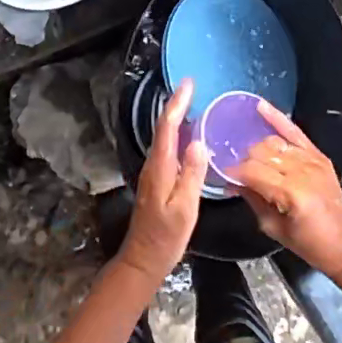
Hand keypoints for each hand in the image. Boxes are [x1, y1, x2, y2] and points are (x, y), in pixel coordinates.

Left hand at [118, 78, 208, 280]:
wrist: (144, 258)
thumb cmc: (166, 237)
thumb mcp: (184, 208)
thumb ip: (191, 175)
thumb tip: (197, 142)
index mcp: (159, 168)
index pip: (167, 128)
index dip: (176, 104)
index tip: (188, 84)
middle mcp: (153, 165)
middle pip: (163, 127)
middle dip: (175, 105)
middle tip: (191, 86)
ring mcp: (152, 172)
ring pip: (164, 137)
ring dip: (175, 118)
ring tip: (192, 103)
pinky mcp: (156, 180)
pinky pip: (167, 149)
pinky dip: (176, 135)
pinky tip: (187, 135)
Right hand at [228, 100, 341, 278]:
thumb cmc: (309, 243)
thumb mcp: (273, 227)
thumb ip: (252, 199)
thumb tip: (231, 182)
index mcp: (290, 193)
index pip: (251, 171)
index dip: (234, 172)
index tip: (224, 176)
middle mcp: (302, 171)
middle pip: (261, 152)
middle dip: (245, 160)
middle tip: (237, 171)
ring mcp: (311, 160)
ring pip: (273, 142)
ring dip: (257, 147)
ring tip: (248, 155)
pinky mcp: (318, 155)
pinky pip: (294, 131)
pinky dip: (277, 118)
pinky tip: (260, 107)